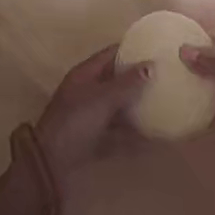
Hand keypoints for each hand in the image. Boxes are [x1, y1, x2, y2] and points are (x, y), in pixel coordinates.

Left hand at [35, 46, 151, 177]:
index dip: (132, 50)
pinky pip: (116, 132)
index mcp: (85, 74)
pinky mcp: (92, 139)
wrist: (50, 164)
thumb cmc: (76, 121)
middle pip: (116, 80)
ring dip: (135, 108)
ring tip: (162, 105)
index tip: (155, 50)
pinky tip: (150, 138)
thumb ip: (128, 83)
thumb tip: (151, 65)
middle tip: (163, 78)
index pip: (111, 53)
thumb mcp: (103, 99)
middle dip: (137, 80)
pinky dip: (131, 135)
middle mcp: (86, 92)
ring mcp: (88, 116)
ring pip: (117, 107)